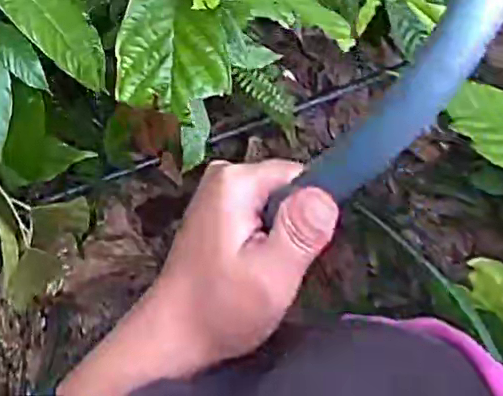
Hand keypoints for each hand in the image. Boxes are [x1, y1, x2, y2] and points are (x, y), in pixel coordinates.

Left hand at [60, 161, 340, 395]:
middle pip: (285, 188)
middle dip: (297, 226)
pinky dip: (267, 240)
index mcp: (234, 180)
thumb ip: (299, 232)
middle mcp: (223, 174)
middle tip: (287, 266)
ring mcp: (217, 190)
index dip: (314, 212)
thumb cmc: (221, 306)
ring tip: (270, 270)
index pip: (298, 174)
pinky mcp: (217, 209)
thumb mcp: (271, 274)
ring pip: (275, 203)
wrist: (177, 327)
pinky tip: (256, 267)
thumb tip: (325, 194)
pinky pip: (260, 214)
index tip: (312, 248)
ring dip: (283, 237)